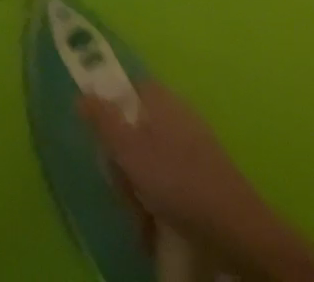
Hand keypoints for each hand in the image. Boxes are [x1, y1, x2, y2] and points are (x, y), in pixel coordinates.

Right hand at [81, 81, 313, 281]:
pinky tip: (155, 215)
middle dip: (120, 153)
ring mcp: (190, 144)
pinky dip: (155, 194)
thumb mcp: (128, 148)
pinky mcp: (199, 172)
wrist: (232, 225)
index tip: (100, 133)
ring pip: (146, 155)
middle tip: (121, 176)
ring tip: (139, 204)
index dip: (109, 106)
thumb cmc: (175, 179)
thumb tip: (81, 93)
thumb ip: (102, 119)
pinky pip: (164, 176)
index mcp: (160, 99)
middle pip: (133, 124)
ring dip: (135, 180)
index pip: (126, 87)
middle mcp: (176, 114)